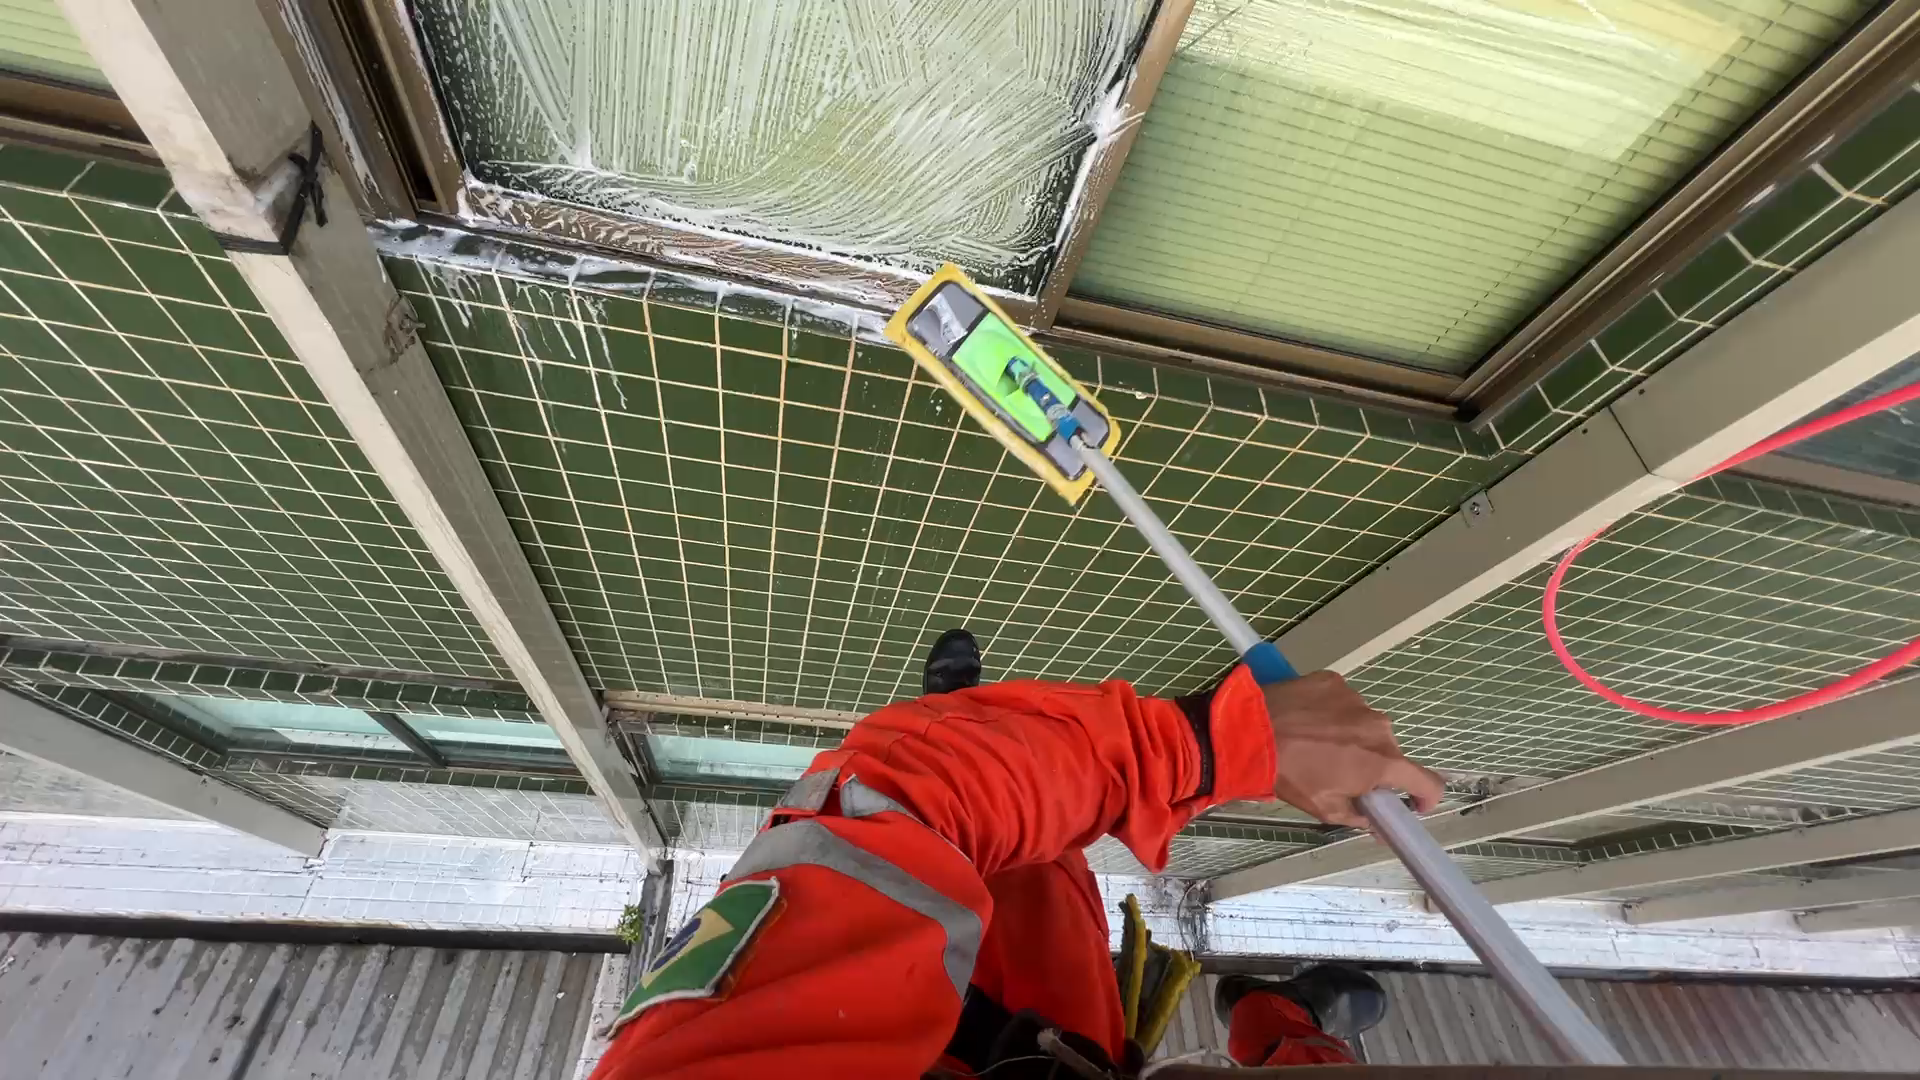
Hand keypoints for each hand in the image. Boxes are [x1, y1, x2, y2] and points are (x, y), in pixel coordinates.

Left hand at [1261, 671, 1443, 827]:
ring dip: (1350, 734)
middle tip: (1341, 769)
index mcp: (1384, 760)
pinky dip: (1330, 711)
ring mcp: (1355, 698)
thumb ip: (1360, 816)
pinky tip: (1306, 719)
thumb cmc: (1288, 772)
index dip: (1425, 796)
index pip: (1428, 781)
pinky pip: (1341, 700)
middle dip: (1372, 763)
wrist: (1248, 730)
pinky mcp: (1332, 680)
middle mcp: (1378, 726)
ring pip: (1363, 723)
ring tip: (1316, 741)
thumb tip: (1377, 825)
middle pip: (1389, 750)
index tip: (1412, 802)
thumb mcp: (1325, 807)